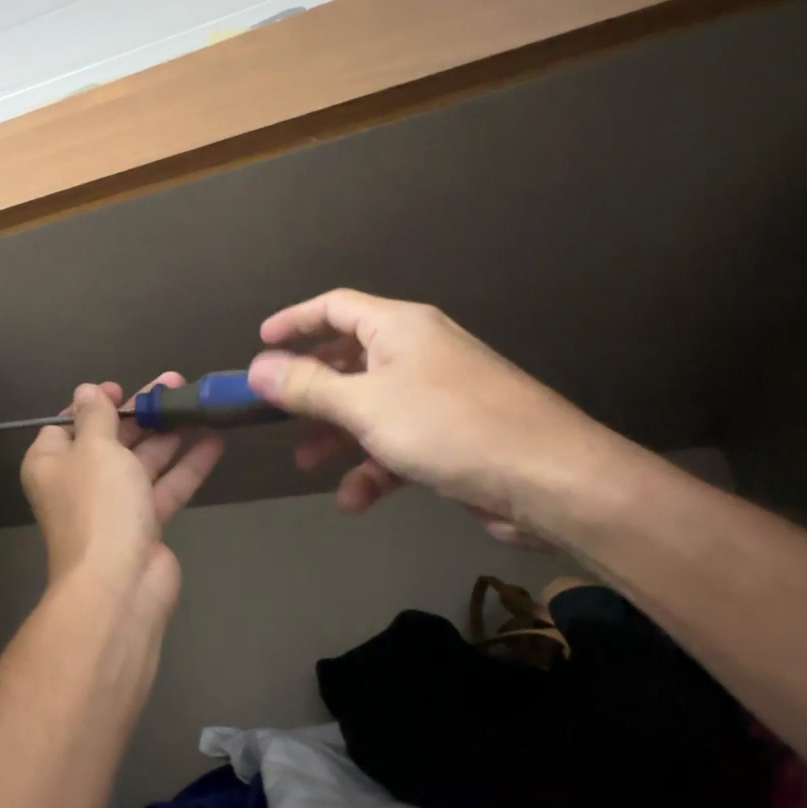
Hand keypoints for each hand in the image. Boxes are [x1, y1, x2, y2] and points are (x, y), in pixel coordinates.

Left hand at [21, 376, 224, 615]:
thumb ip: (95, 416)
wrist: (119, 584)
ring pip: (141, 462)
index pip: (67, 425)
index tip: (120, 389)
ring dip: (168, 435)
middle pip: (110, 439)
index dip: (93, 405)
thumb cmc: (98, 506)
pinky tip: (214, 441)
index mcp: (51, 463)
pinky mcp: (143, 525)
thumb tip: (86, 391)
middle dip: (141, 413)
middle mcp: (77, 482)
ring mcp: (112, 506)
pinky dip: (186, 466)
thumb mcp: (94, 449)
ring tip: (199, 405)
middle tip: (176, 384)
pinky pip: (164, 487)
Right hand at [246, 289, 633, 545]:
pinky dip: (371, 468)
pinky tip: (355, 500)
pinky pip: (395, 443)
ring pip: (367, 408)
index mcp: (400, 329)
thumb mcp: (364, 405)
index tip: (260, 343)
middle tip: (274, 413)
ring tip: (307, 464)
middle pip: (347, 361)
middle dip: (309, 391)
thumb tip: (257, 368)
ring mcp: (435, 396)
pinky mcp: (449, 437)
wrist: (549, 479)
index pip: (336, 307)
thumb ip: (306, 387)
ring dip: (335, 436)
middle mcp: (418, 354)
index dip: (295, 321)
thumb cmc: (449, 427)